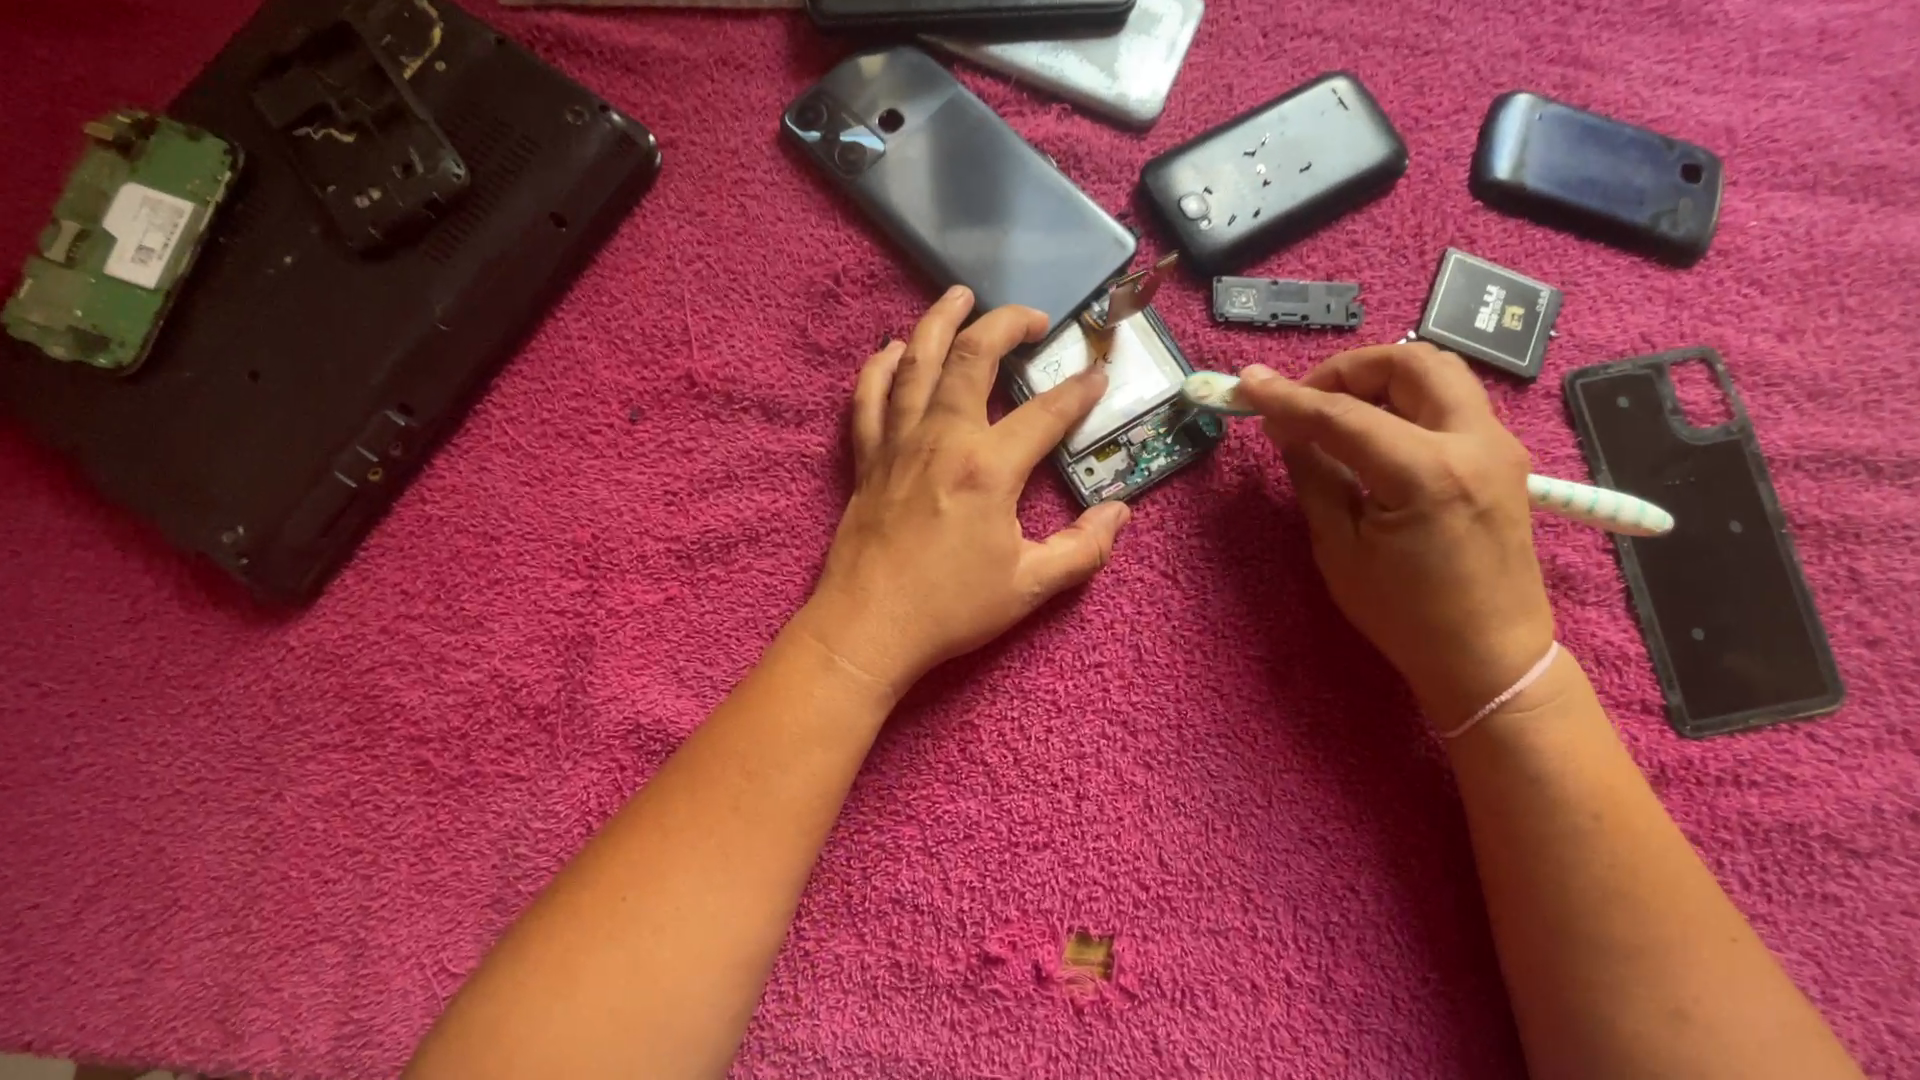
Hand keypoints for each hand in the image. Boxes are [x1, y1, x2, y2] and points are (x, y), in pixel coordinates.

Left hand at [792, 287, 1131, 697]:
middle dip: (1005, 324)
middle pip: (973, 357)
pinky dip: (879, 366)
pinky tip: (892, 349)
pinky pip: (868, 397)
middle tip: (1030, 315)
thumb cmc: (950, 608)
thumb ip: (1083, 550)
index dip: (1078, 390)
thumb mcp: (1030, 587)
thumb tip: (1120, 514)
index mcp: (988, 467)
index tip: (1097, 374)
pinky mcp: (867, 458)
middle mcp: (942, 437)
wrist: (868, 626)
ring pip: (916, 361)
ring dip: (939, 321)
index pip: (1045, 412)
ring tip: (958, 295)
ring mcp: (898, 442)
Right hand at [1235, 344, 1555, 725]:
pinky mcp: (1502, 457)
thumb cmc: (1404, 615)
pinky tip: (1374, 432)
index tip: (1249, 387)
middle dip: (1346, 370)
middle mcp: (1473, 443)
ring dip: (1380, 379)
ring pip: (1437, 373)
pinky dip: (1406, 400)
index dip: (1288, 398)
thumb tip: (1287, 429)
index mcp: (1426, 474)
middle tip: (1304, 401)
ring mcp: (1498, 446)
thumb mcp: (1340, 549)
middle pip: (1409, 362)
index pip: (1343, 415)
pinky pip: (1452, 401)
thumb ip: (1315, 476)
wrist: (1488, 656)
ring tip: (1336, 412)